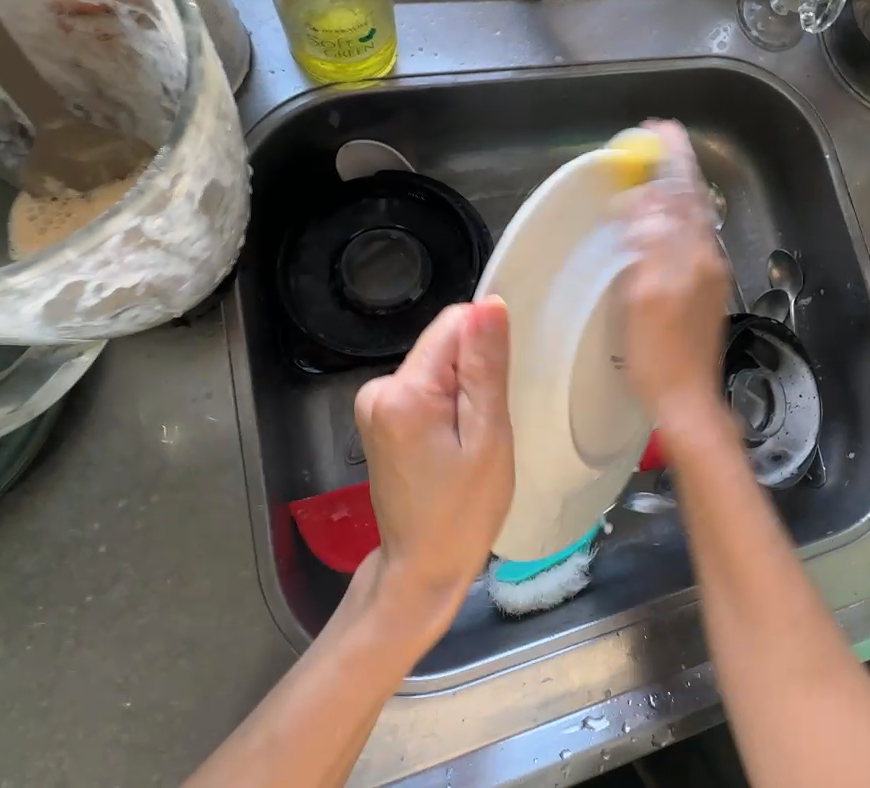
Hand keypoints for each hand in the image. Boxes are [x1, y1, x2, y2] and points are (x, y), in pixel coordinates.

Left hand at [345, 298, 513, 638]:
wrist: (424, 565)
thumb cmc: (465, 508)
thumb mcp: (488, 436)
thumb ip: (486, 366)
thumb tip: (489, 304)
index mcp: (404, 391)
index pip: (455, 326)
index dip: (486, 351)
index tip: (496, 393)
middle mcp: (378, 389)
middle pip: (444, 347)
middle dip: (474, 376)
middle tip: (485, 428)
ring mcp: (374, 405)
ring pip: (438, 368)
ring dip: (462, 394)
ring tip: (471, 441)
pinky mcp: (379, 420)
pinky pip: (426, 389)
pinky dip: (447, 408)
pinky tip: (455, 445)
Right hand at [618, 121, 731, 427]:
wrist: (687, 398)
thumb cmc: (658, 356)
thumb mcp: (644, 297)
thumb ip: (648, 245)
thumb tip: (644, 200)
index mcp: (692, 257)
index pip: (681, 195)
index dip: (670, 161)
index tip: (659, 130)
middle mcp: (706, 259)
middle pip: (691, 201)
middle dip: (676, 167)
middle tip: (659, 139)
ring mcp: (709, 274)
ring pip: (693, 218)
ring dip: (677, 189)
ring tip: (659, 167)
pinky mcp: (705, 289)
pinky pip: (692, 238)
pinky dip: (678, 215)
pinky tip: (665, 215)